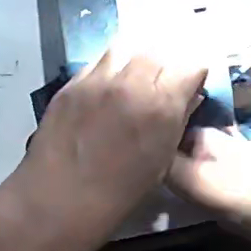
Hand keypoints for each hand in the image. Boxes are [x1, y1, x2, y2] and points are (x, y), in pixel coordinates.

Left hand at [0, 49, 207, 250]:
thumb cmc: (118, 193)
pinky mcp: (72, 83)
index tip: (190, 84)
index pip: (189, 67)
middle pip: (157, 52)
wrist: (58, 201)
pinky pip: (98, 63)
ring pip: (125, 49)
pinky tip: (109, 88)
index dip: (193, 75)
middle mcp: (130, 83)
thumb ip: (177, 121)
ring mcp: (97, 80)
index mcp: (161, 106)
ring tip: (135, 79)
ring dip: (135, 61)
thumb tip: (188, 98)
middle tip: (163, 82)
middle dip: (165, 65)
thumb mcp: (160, 161)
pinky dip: (110, 69)